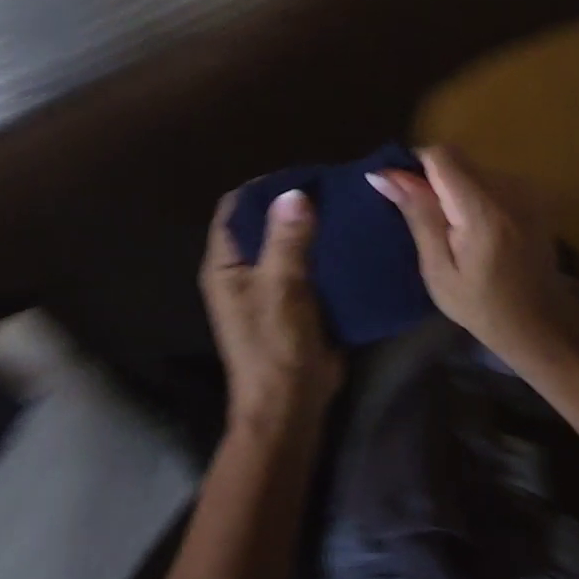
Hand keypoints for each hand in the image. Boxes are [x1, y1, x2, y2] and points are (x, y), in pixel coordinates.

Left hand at [199, 189, 342, 433]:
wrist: (292, 405)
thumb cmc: (275, 346)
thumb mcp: (281, 288)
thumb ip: (287, 240)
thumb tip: (294, 193)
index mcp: (226, 264)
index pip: (237, 208)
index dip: (265, 188)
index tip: (303, 174)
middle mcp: (243, 271)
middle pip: (265, 223)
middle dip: (294, 204)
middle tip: (332, 186)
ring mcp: (270, 287)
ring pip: (289, 243)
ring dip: (313, 227)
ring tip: (346, 205)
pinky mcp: (296, 302)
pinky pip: (309, 265)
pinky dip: (325, 250)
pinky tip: (352, 238)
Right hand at [367, 147, 578, 359]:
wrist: (539, 321)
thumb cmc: (481, 305)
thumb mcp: (439, 269)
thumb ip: (418, 214)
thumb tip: (383, 174)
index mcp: (483, 209)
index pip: (441, 155)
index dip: (416, 167)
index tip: (404, 196)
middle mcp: (509, 188)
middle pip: (458, 159)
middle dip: (434, 180)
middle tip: (429, 223)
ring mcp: (526, 189)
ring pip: (473, 167)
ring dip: (455, 188)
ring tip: (454, 231)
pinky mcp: (533, 194)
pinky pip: (491, 178)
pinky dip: (474, 195)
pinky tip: (476, 230)